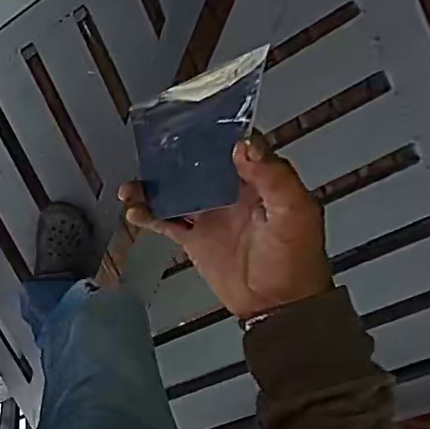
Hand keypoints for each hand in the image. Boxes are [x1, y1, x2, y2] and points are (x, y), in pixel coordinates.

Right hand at [118, 133, 332, 318]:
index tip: (194, 124)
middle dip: (174, 159)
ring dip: (153, 188)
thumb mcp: (295, 212)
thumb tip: (244, 146)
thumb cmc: (296, 260)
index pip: (237, 147)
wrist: (276, 304)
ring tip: (133, 187)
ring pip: (175, 193)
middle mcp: (231, 195)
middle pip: (197, 167)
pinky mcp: (194, 239)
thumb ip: (274, 177)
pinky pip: (165, 222)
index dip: (216, 134)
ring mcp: (210, 216)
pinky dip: (148, 216)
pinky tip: (135, 211)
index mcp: (259, 182)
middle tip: (153, 153)